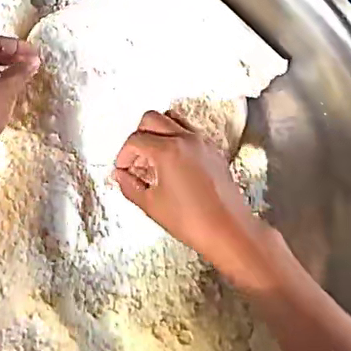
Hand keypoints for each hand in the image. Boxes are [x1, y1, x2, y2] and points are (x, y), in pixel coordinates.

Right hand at [113, 111, 269, 282]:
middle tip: (135, 159)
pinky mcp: (214, 150)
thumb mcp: (152, 206)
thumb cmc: (191, 220)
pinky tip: (173, 163)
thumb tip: (120, 176)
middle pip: (152, 119)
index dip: (123, 155)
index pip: (135, 140)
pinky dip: (176, 138)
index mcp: (167, 150)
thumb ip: (130, 186)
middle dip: (138, 136)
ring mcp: (202, 142)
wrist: (230, 231)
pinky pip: (189, 131)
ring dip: (157, 132)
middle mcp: (185, 139)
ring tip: (153, 158)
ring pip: (172, 119)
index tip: (122, 169)